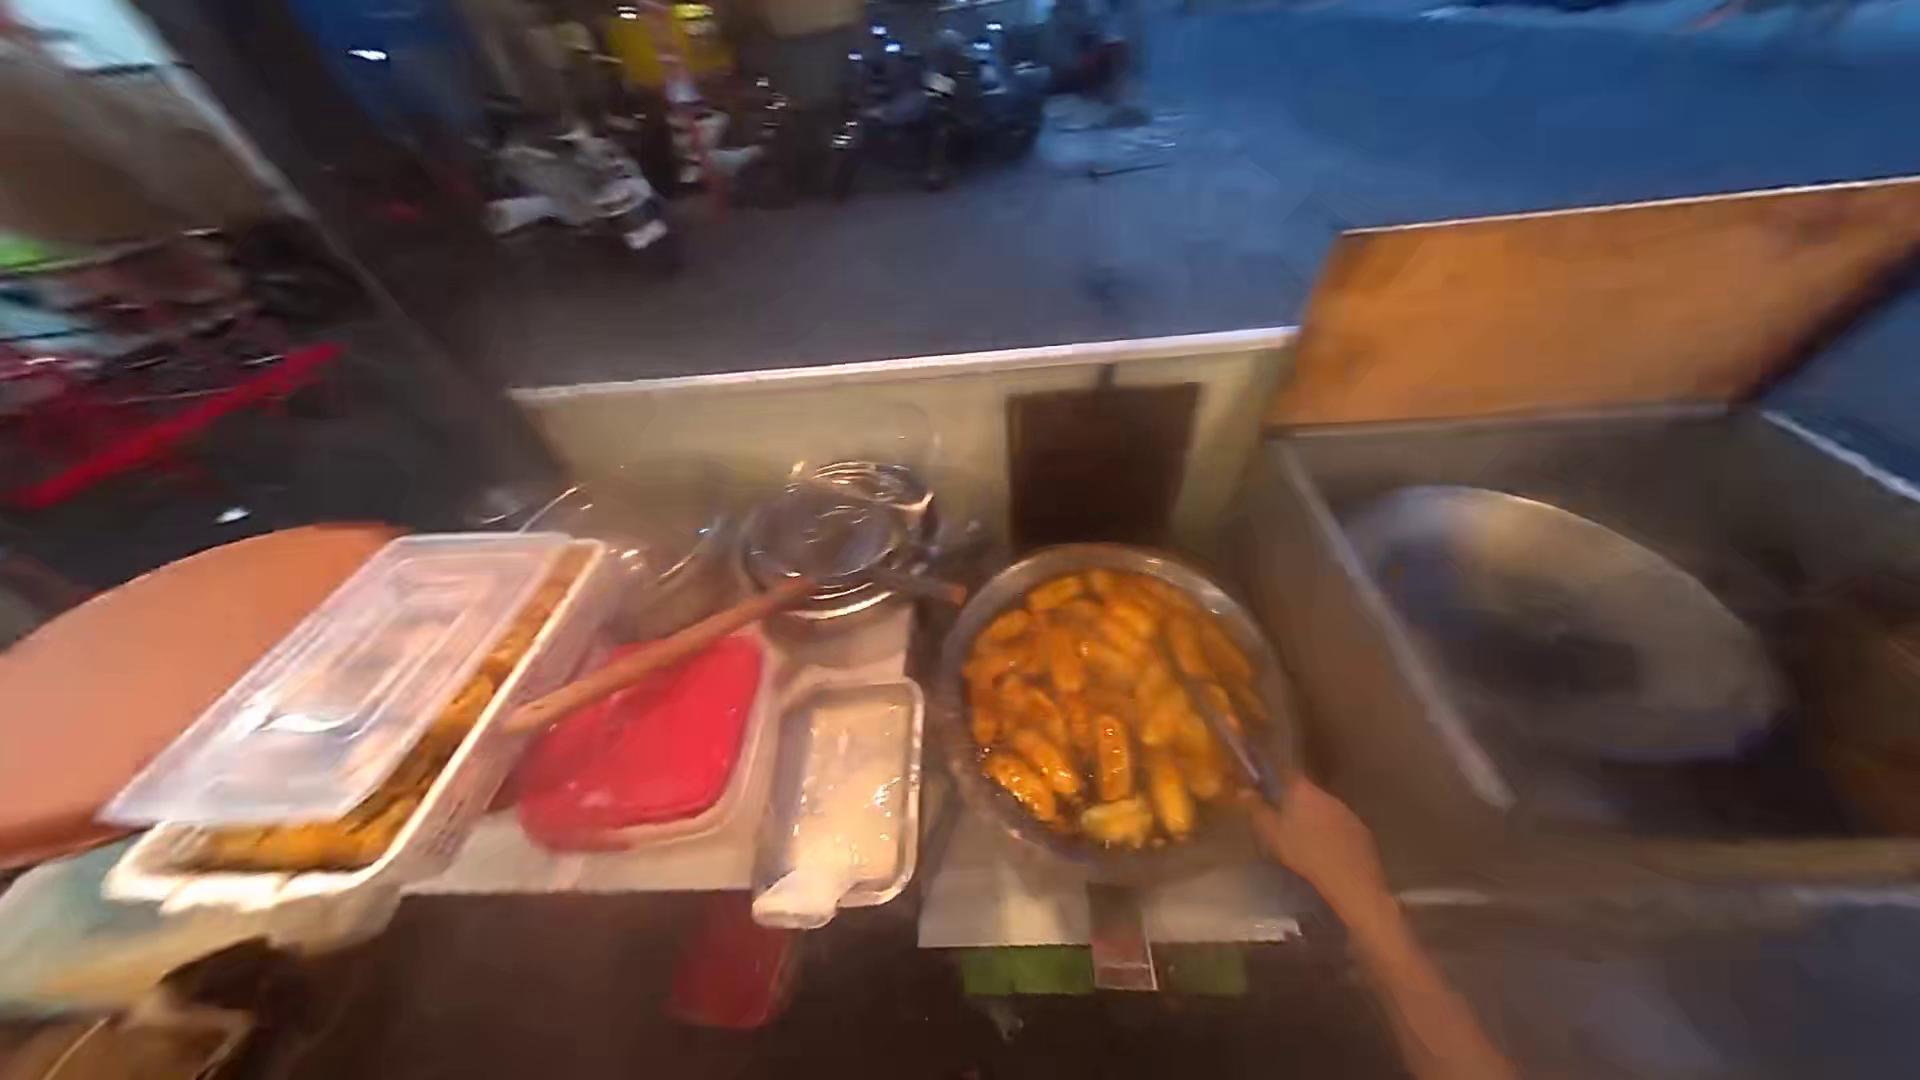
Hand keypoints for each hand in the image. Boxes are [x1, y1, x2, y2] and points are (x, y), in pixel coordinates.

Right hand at [1243, 776, 1389, 911]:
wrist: (1353, 882)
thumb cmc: (1305, 852)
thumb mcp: (1272, 833)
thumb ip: (1256, 808)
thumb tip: (1242, 790)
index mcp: (1302, 790)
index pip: (1287, 771)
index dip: (1276, 775)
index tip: (1267, 784)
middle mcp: (1326, 794)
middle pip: (1306, 790)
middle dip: (1295, 800)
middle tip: (1284, 816)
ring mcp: (1347, 812)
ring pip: (1324, 807)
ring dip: (1314, 816)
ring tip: (1306, 836)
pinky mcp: (1362, 830)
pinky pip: (1341, 824)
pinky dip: (1332, 831)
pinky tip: (1328, 849)